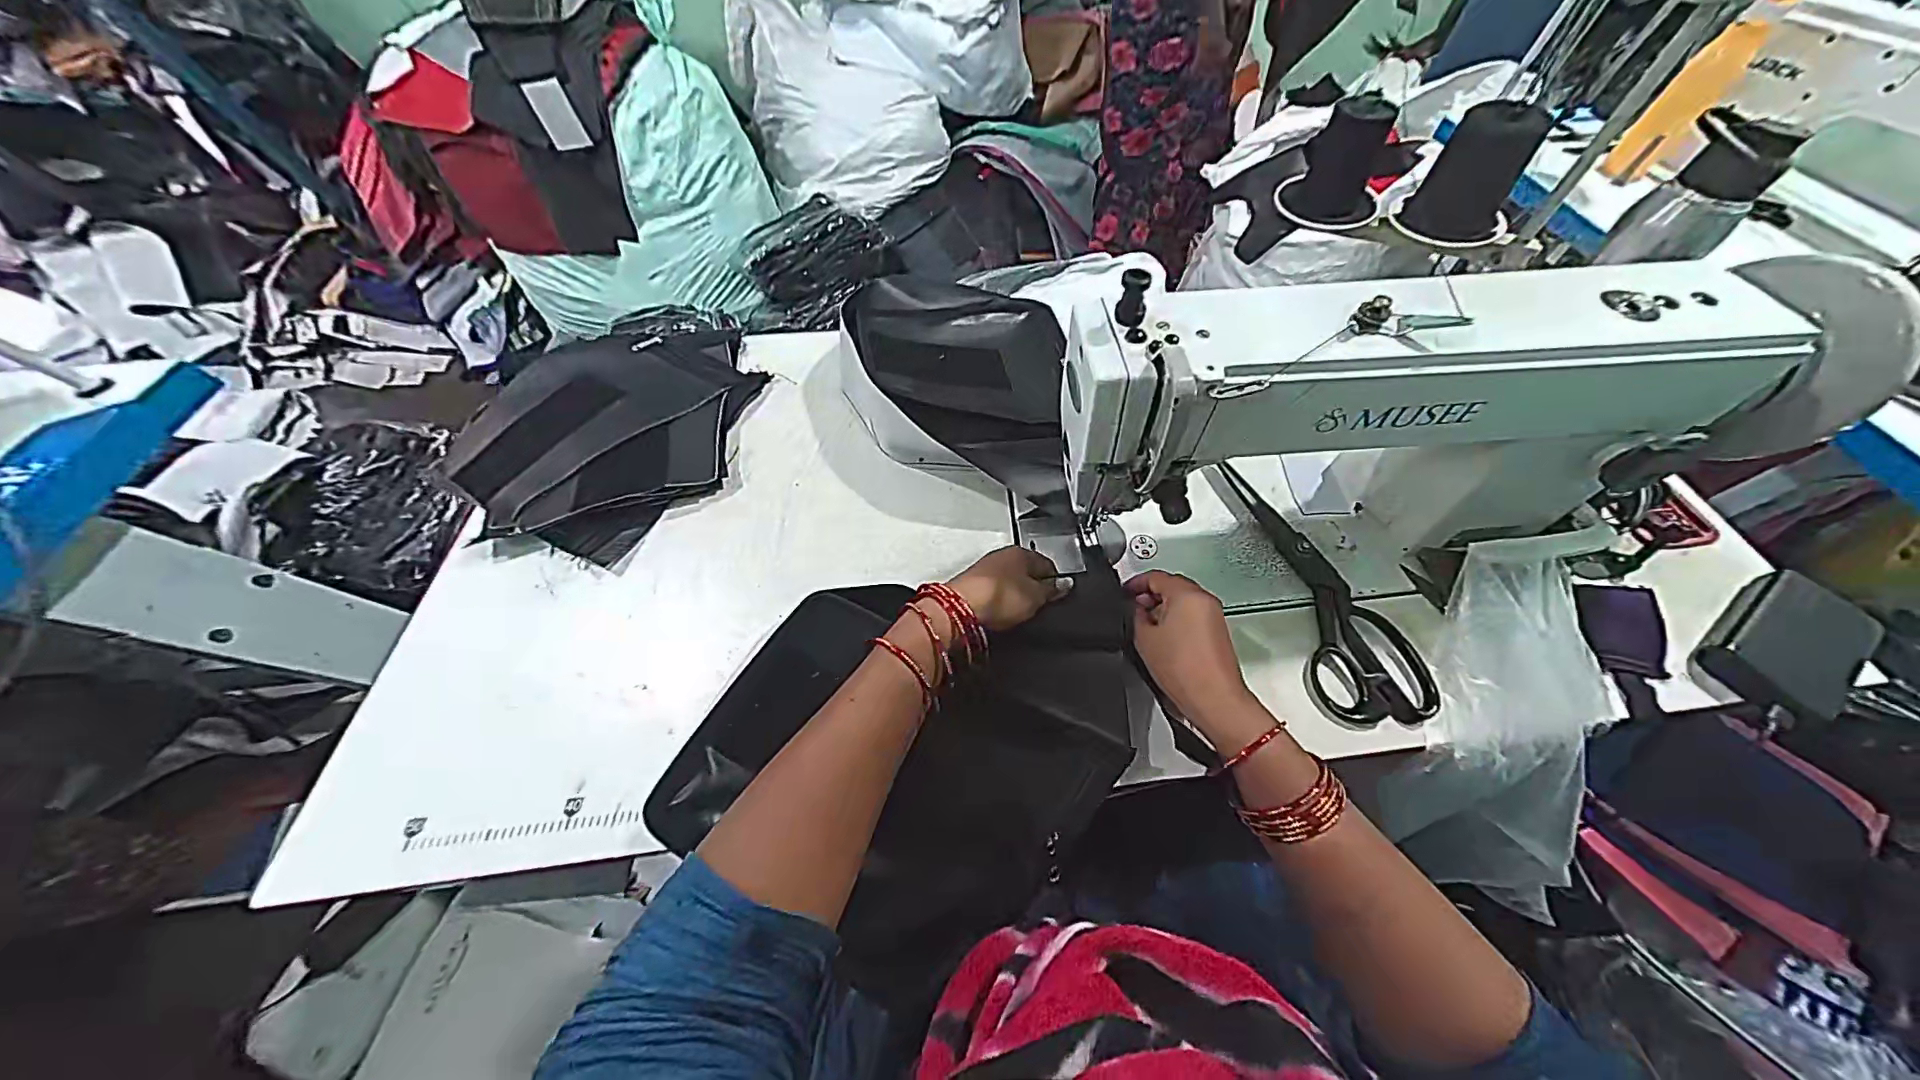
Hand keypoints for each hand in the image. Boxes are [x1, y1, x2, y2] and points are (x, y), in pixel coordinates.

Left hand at [946, 546, 1071, 630]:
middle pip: (1025, 573)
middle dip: (1033, 589)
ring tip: (1018, 613)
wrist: (962, 608)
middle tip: (1039, 606)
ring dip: (1014, 596)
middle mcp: (1001, 557)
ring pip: (1008, 582)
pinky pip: (992, 594)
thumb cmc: (997, 596)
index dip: (1055, 581)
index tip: (1058, 594)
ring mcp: (985, 571)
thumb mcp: (1036, 597)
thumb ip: (1052, 590)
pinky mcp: (971, 587)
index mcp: (1021, 552)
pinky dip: (998, 603)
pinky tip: (1000, 614)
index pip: (1047, 564)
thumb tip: (1063, 585)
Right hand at [1126, 570, 1257, 729]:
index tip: (1125, 592)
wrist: (1213, 699)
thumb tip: (1136, 609)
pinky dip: (1177, 621)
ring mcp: (1214, 616)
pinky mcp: (1217, 632)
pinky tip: (1164, 641)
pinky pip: (1193, 617)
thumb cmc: (1186, 672)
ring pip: (1183, 601)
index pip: (1156, 576)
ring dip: (1163, 608)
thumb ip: (1135, 615)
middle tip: (1133, 608)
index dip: (1135, 583)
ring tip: (1147, 628)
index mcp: (1187, 594)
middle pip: (1172, 586)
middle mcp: (1205, 600)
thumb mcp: (1143, 638)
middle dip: (1150, 595)